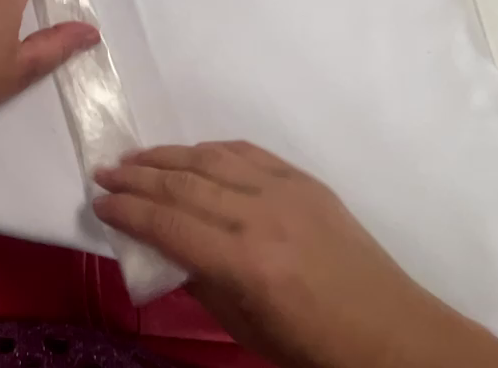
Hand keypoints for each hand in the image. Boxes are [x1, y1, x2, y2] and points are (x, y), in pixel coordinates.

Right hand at [93, 143, 497, 367]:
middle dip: (135, 177)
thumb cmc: (317, 348)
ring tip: (134, 157)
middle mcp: (261, 218)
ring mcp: (285, 192)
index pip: (167, 224)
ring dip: (164, 156)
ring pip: (208, 159)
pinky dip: (209, 150)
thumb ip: (198, 282)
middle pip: (180, 184)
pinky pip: (245, 152)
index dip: (126, 211)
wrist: (398, 338)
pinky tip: (188, 154)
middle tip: (103, 173)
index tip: (98, 204)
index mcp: (246, 265)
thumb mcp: (247, 329)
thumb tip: (159, 246)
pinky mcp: (304, 181)